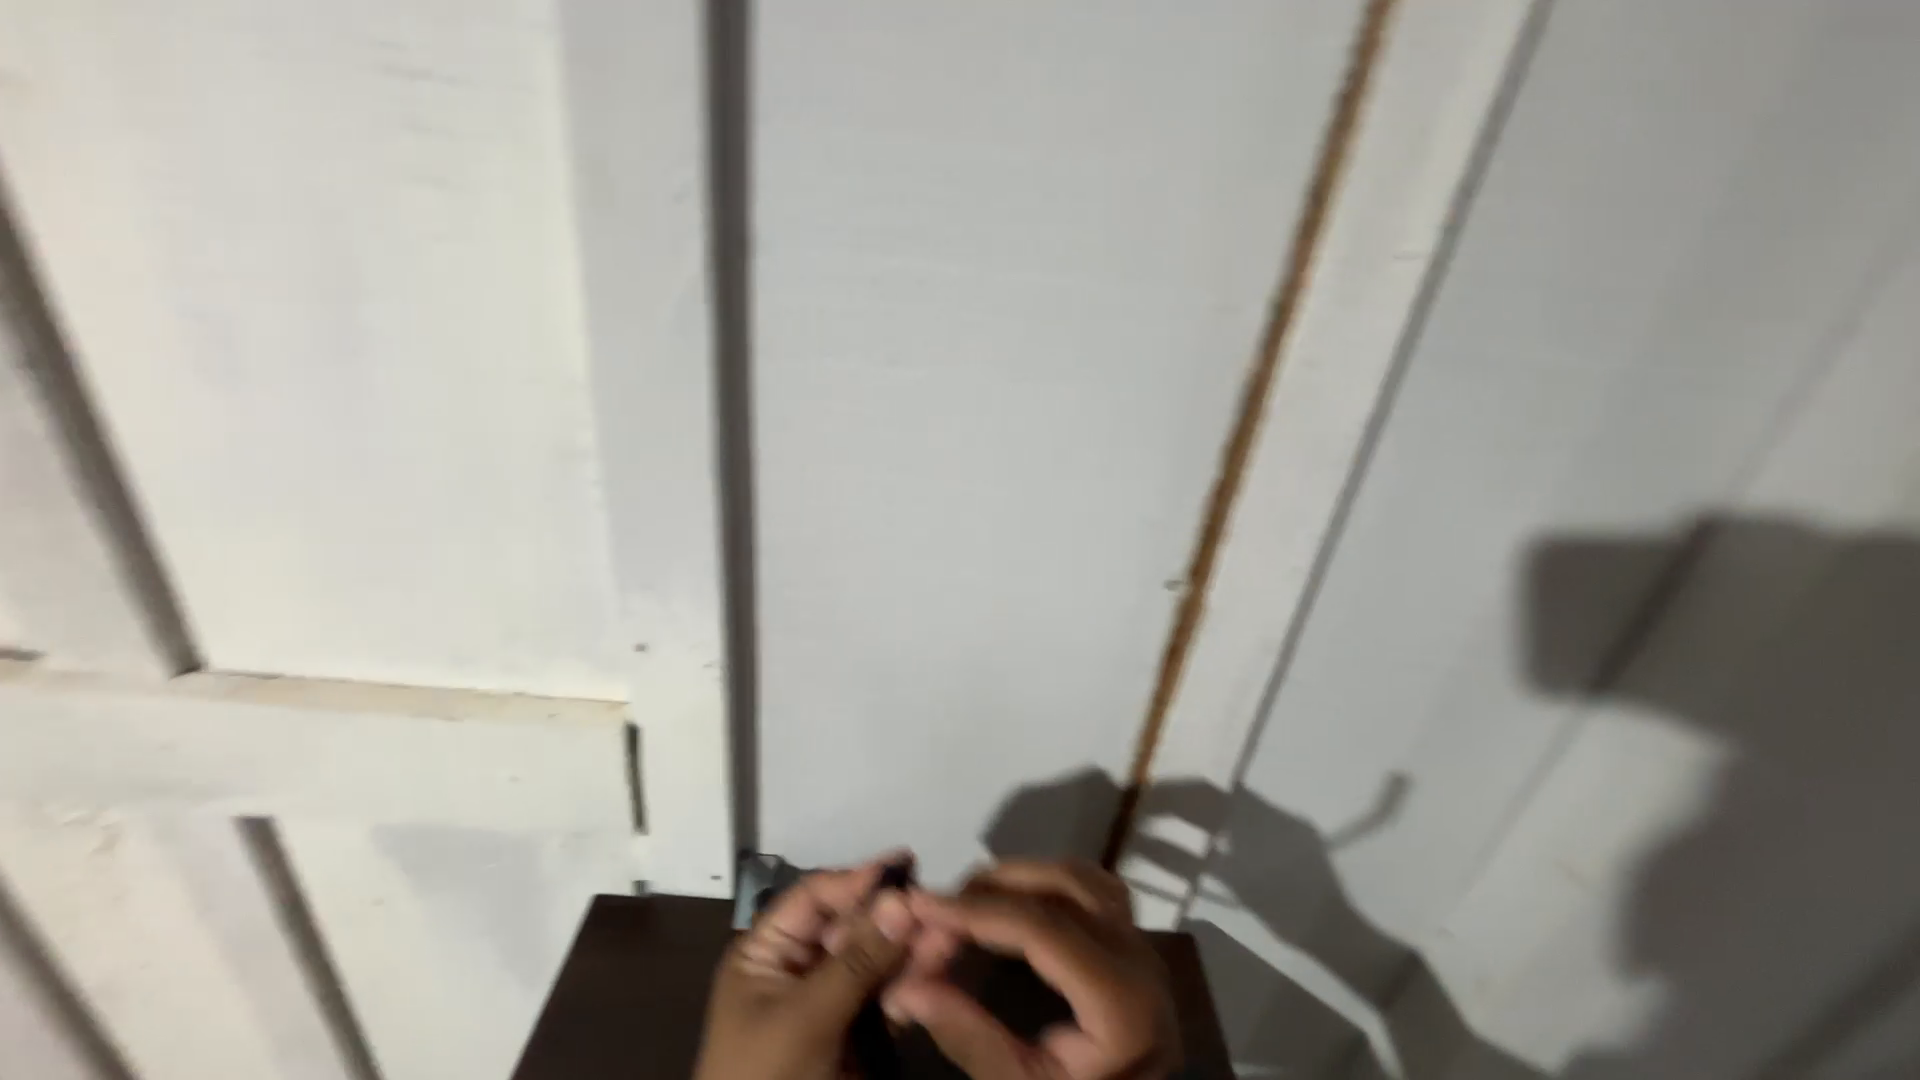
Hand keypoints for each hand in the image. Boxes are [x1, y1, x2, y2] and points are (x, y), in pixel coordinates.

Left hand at [693, 855, 924, 1079]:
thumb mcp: (803, 1019)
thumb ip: (855, 961)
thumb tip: (900, 899)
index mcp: (768, 953)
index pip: (814, 899)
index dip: (857, 880)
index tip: (904, 866)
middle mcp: (799, 967)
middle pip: (851, 925)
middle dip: (892, 914)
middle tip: (938, 904)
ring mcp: (830, 1001)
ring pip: (875, 958)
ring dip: (910, 945)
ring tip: (949, 933)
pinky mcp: (858, 1034)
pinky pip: (887, 994)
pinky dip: (912, 980)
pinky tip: (940, 964)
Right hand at [887, 860, 1179, 1079]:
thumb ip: (969, 1035)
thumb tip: (905, 987)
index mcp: (1121, 999)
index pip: (1040, 928)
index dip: (976, 911)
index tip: (920, 904)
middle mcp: (1139, 956)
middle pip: (1060, 887)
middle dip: (991, 888)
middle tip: (936, 907)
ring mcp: (1141, 944)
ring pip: (1078, 876)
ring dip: (1019, 877)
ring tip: (966, 900)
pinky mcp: (1134, 942)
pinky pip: (1092, 886)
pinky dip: (1046, 881)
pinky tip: (1012, 898)